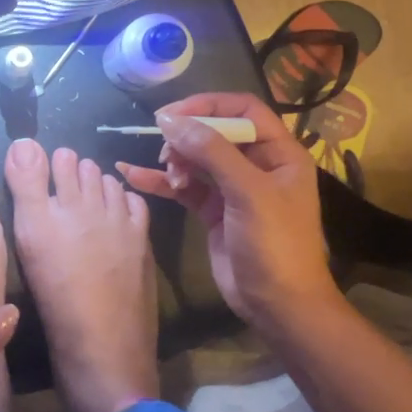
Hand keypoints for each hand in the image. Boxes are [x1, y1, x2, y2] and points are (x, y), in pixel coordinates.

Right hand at [117, 93, 337, 328]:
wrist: (279, 305)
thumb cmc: (275, 244)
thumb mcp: (247, 193)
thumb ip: (211, 152)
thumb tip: (169, 120)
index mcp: (279, 153)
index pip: (243, 110)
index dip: (208, 105)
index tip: (173, 115)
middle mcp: (257, 165)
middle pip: (214, 131)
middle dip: (187, 137)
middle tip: (167, 150)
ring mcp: (234, 188)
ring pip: (196, 157)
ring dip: (175, 159)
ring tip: (169, 174)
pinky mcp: (213, 210)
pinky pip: (183, 185)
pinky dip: (160, 180)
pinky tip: (132, 174)